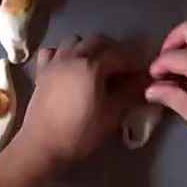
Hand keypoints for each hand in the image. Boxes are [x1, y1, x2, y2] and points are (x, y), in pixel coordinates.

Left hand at [13, 35, 142, 170]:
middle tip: (121, 68)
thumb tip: (144, 81)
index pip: (119, 55)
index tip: (141, 73)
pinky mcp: (41, 71)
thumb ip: (129, 93)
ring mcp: (55, 62)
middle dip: (112, 50)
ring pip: (75, 41)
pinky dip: (63, 54)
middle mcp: (73, 57)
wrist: (42, 145)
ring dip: (88, 48)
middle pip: (97, 41)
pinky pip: (53, 51)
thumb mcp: (111, 115)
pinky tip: (68, 67)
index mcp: (92, 66)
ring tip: (95, 65)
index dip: (133, 63)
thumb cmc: (80, 132)